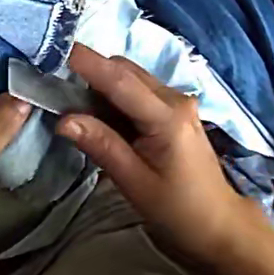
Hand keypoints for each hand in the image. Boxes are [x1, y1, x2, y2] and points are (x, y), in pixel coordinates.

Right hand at [56, 44, 266, 268]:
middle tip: (54, 85)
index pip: (120, 80)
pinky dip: (115, 96)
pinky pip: (139, 91)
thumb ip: (101, 146)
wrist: (219, 224)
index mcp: (167, 117)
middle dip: (90, 72)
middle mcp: (175, 99)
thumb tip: (64, 120)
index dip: (88, 62)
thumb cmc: (178, 210)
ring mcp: (178, 102)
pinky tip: (99, 115)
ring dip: (101, 84)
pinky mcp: (175, 110)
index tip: (56, 50)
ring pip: (131, 78)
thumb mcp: (135, 183)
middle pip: (125, 71)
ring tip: (71, 102)